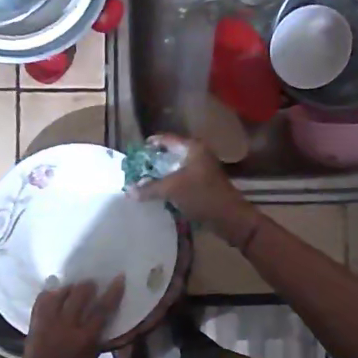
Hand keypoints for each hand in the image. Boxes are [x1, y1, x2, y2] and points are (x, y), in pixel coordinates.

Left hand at [18, 276, 124, 357]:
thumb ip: (94, 344)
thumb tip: (98, 330)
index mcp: (85, 339)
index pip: (102, 309)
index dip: (112, 292)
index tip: (118, 279)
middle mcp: (66, 326)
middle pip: (79, 295)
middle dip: (87, 286)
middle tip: (93, 284)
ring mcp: (47, 325)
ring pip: (58, 295)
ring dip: (68, 288)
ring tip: (73, 288)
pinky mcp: (33, 328)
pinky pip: (40, 304)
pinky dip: (48, 296)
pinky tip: (53, 294)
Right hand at [133, 134, 257, 244]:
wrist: (230, 218)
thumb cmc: (202, 196)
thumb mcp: (172, 190)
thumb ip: (149, 188)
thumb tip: (128, 190)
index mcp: (193, 148)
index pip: (166, 139)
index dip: (149, 145)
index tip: (134, 153)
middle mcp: (197, 155)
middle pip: (169, 154)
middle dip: (152, 162)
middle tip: (134, 170)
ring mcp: (201, 170)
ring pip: (174, 168)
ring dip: (159, 175)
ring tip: (141, 182)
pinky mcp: (202, 185)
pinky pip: (180, 180)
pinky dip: (168, 185)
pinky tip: (157, 193)